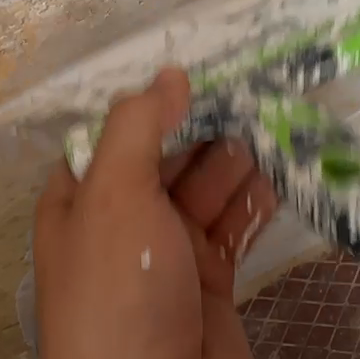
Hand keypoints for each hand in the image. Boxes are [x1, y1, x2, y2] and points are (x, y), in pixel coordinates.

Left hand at [33, 68, 278, 358]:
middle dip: (203, 125)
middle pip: (165, 154)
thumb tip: (169, 73)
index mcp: (80, 195)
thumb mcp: (113, 193)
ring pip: (203, 186)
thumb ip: (138, 125)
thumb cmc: (117, 288)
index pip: (115, 132)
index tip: (196, 70)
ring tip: (271, 121)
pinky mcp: (208, 279)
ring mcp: (166, 250)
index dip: (153, 100)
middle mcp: (120, 218)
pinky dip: (253, 198)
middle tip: (248, 90)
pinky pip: (231, 224)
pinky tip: (279, 169)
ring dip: (234, 156)